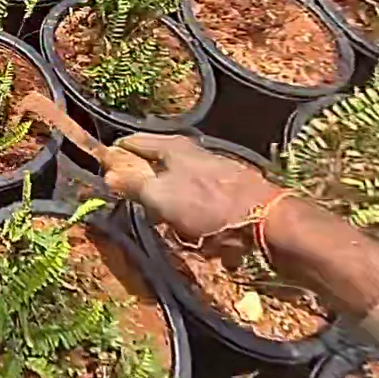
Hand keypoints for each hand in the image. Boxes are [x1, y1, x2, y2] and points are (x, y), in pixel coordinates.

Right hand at [107, 133, 282, 242]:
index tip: (108, 178)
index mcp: (171, 145)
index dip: (115, 157)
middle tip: (148, 211)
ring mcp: (212, 171)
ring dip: (172, 211)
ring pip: (176, 189)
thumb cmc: (207, 205)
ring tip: (179, 229)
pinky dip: (196, 219)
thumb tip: (109, 173)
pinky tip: (202, 236)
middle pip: (154, 167)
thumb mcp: (159, 195)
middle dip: (147, 192)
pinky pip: (199, 204)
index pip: (130, 142)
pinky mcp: (229, 191)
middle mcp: (191, 152)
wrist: (270, 223)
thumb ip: (131, 183)